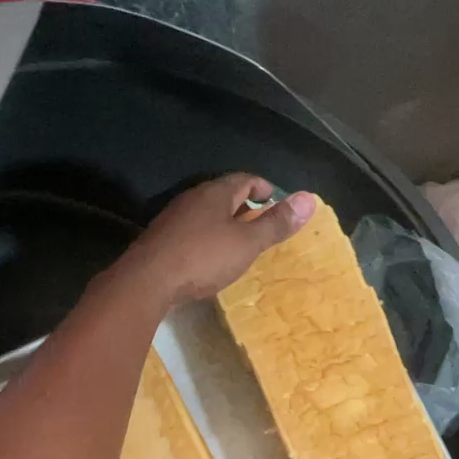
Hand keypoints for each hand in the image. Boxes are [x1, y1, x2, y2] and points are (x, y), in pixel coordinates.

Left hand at [112, 174, 316, 306]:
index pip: (245, 179)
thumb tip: (310, 199)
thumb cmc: (203, 257)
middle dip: (244, 204)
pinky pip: (192, 230)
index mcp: (216, 193)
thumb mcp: (247, 243)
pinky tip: (210, 256)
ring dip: (224, 221)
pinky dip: (208, 237)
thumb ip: (276, 224)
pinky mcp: (163, 239)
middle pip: (224, 194)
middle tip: (260, 220)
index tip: (275, 199)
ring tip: (238, 240)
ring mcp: (175, 218)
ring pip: (206, 213)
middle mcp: (193, 198)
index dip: (263, 187)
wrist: (149, 280)